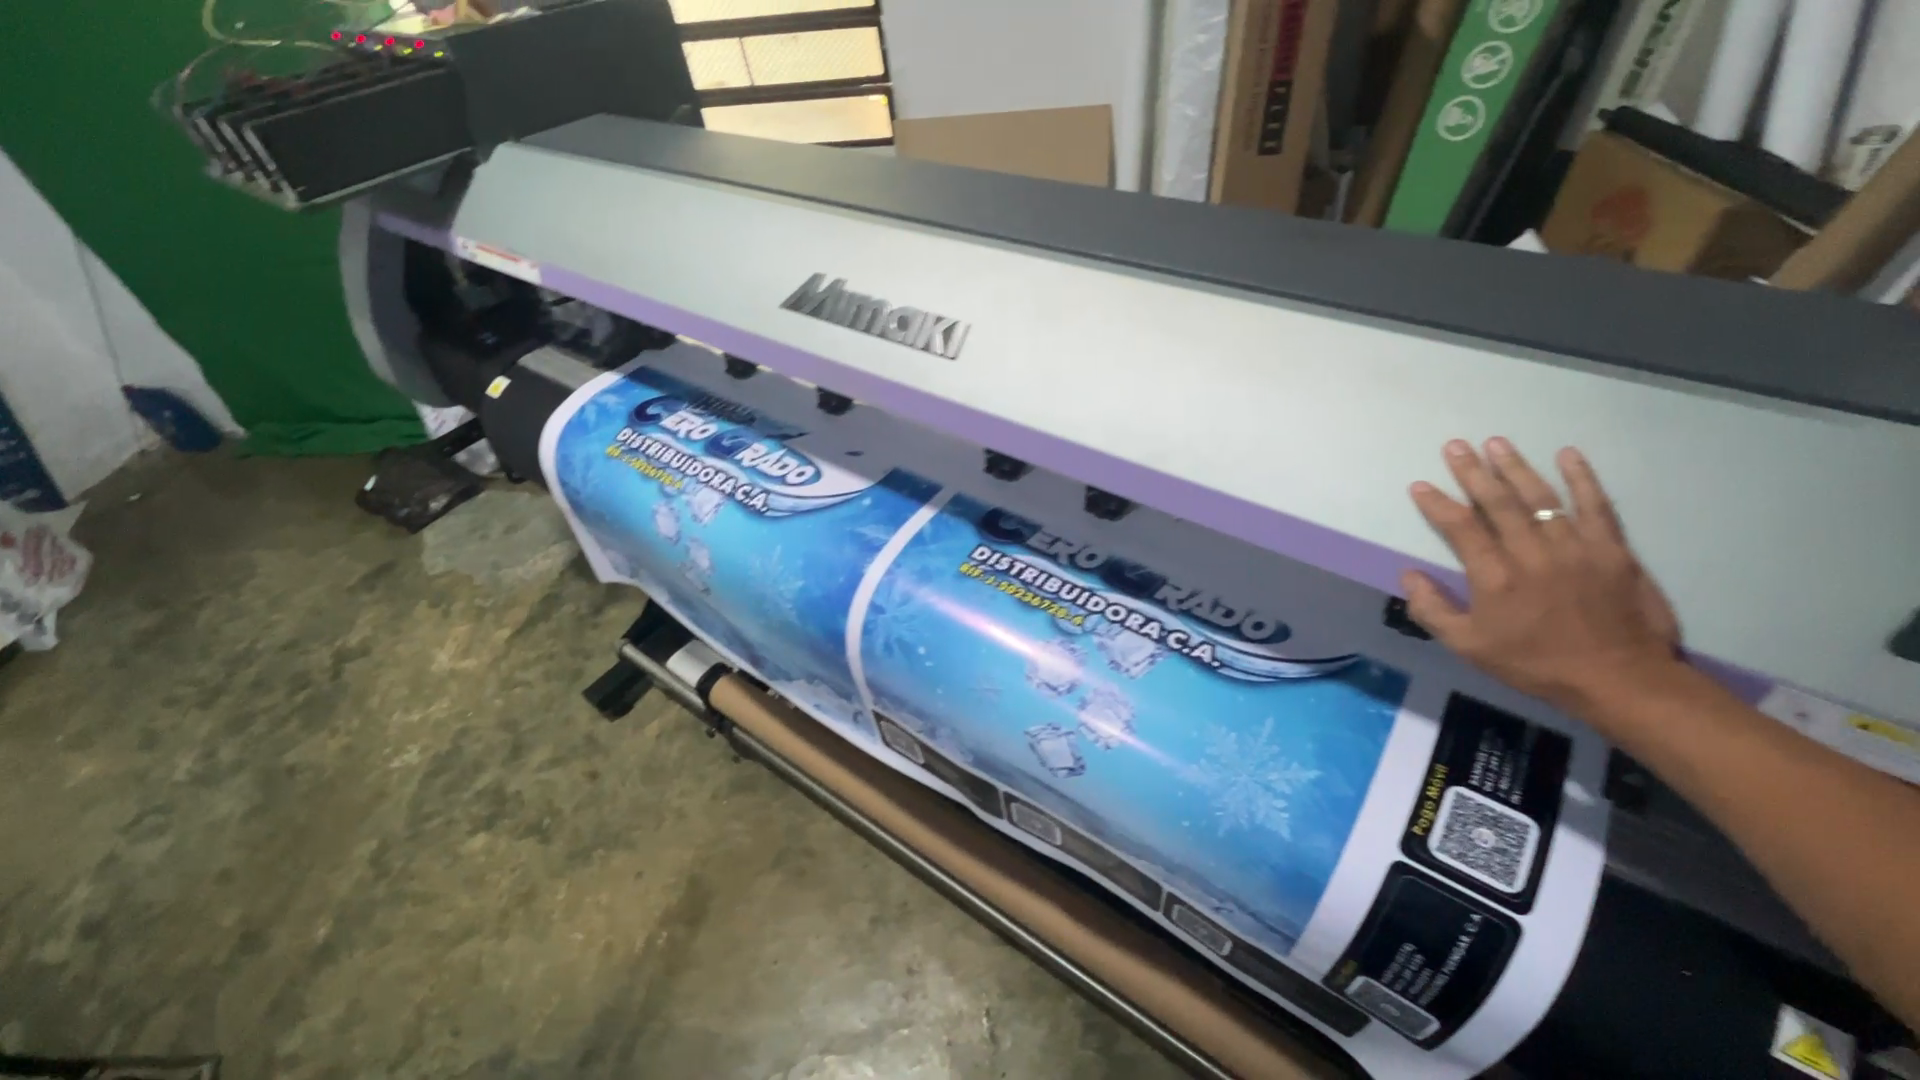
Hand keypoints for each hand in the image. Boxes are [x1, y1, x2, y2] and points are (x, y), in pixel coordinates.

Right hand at [1402, 438, 1682, 713]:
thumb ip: (1434, 611)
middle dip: (1473, 472)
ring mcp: (1576, 547)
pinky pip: (1596, 505)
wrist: (1618, 679)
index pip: (1461, 528)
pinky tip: (1567, 455)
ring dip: (1515, 467)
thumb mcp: (1470, 648)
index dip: (1438, 504)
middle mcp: (1533, 553)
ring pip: (1541, 497)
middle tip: (1455, 446)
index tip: (1421, 486)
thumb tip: (1408, 576)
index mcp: (1496, 577)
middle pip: (1498, 502)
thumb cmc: (1535, 664)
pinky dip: (1582, 478)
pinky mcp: (1612, 549)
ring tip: (1496, 443)